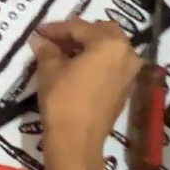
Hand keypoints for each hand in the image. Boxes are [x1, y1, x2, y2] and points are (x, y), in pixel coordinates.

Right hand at [31, 19, 142, 165]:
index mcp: (110, 44)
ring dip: (89, 46)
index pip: (80, 28)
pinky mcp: (126, 89)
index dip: (56, 28)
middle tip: (56, 40)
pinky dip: (97, 61)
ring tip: (65, 53)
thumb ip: (47, 49)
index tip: (39, 32)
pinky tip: (77, 67)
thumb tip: (40, 40)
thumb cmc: (63, 100)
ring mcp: (130, 73)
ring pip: (110, 48)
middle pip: (102, 32)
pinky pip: (112, 64)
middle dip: (78, 33)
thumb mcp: (49, 70)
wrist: (77, 141)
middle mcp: (127, 54)